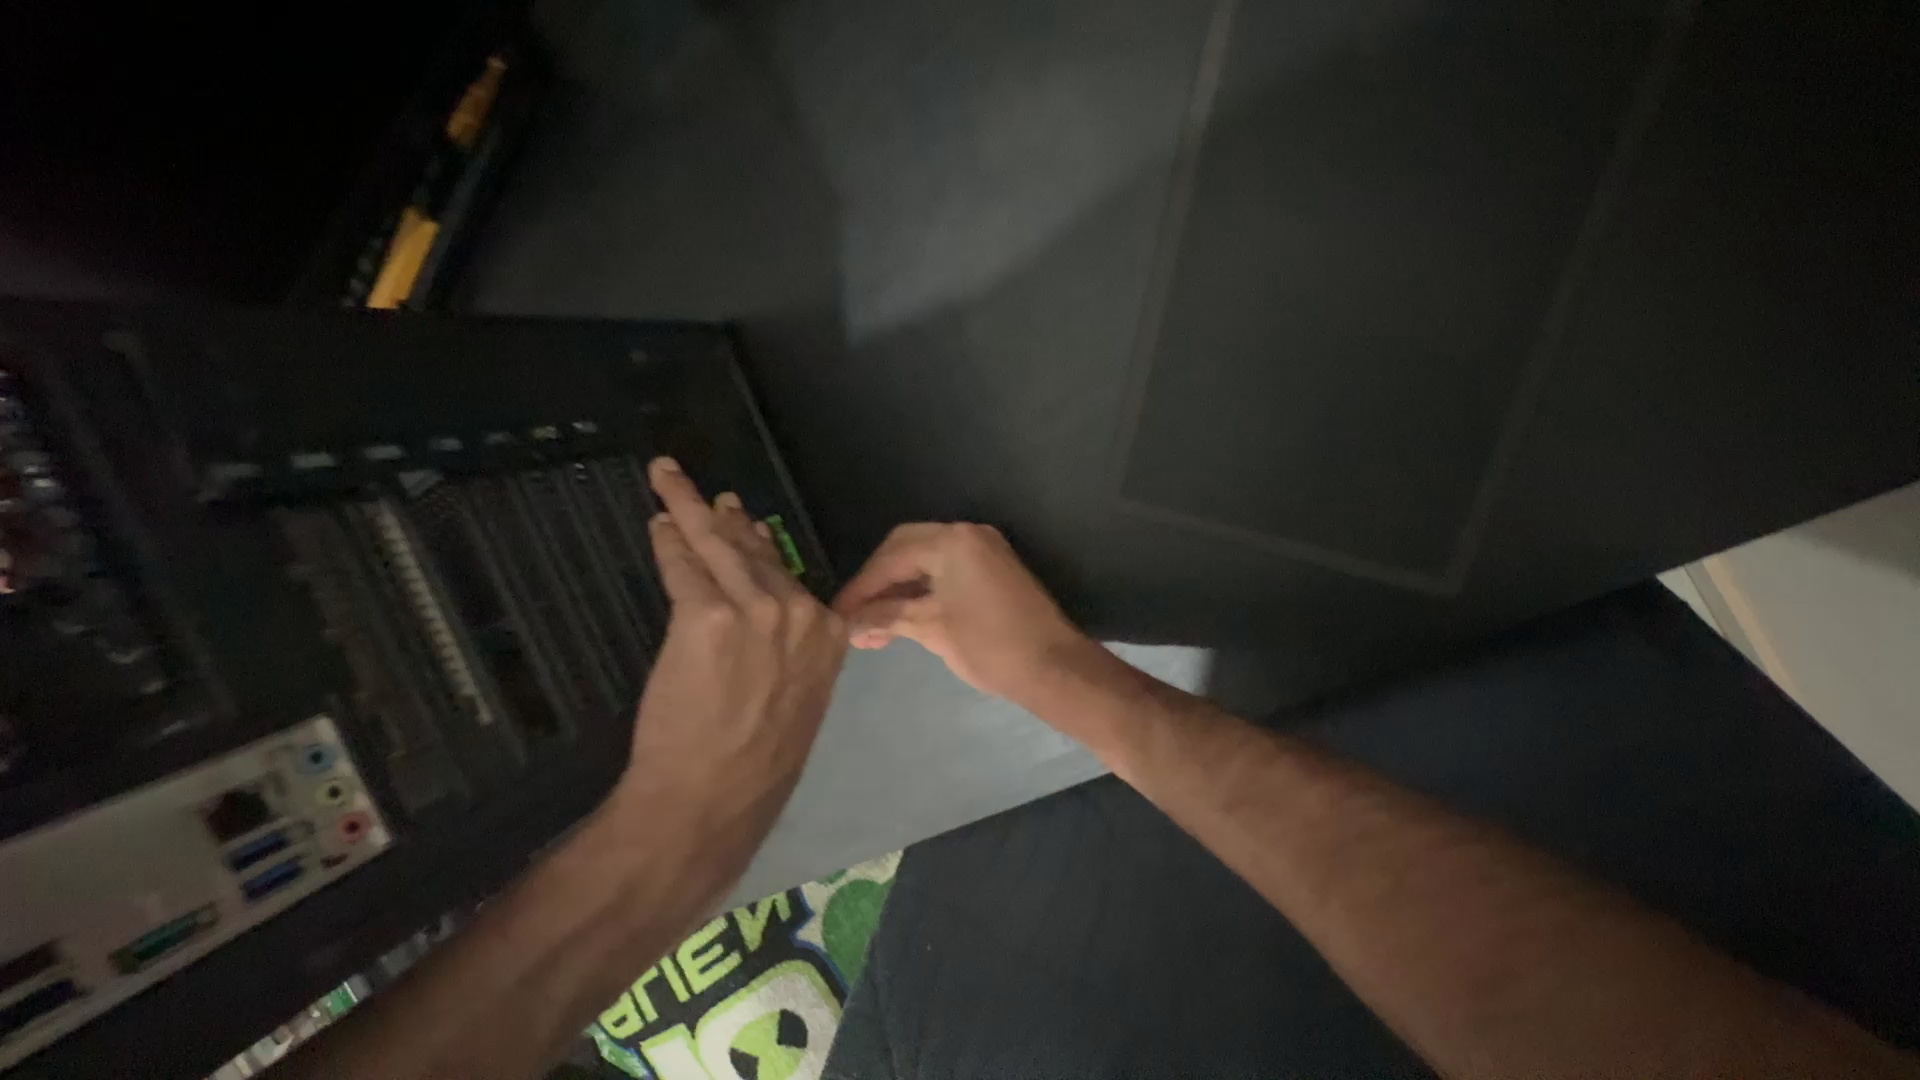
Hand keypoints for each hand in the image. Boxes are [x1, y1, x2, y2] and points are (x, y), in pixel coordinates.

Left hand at [610, 458, 846, 900]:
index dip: (760, 545)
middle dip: (724, 517)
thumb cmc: (757, 764)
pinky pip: (684, 565)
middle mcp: (799, 611)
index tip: (745, 524)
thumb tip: (765, 620)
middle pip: (754, 551)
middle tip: (706, 492)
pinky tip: (659, 521)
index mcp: (829, 633)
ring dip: (689, 508)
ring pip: (718, 546)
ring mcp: (755, 609)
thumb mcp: (796, 699)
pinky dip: (668, 540)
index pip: (789, 575)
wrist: (714, 800)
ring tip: (670, 480)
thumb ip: (788, 651)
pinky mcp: (706, 614)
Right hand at [832, 523, 1098, 702]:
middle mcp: (968, 535)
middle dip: (877, 584)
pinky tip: (902, 621)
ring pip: (926, 563)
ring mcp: (984, 552)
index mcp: (952, 541)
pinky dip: (922, 593)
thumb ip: (886, 617)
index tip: (836, 614)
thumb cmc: (990, 646)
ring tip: (873, 630)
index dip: (860, 587)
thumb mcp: (931, 629)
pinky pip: (946, 573)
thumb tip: (849, 623)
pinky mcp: (993, 572)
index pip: (891, 557)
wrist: (1054, 668)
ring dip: (898, 592)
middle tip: (854, 617)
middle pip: (906, 550)